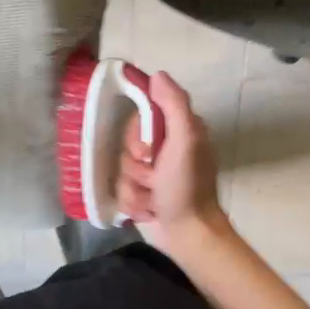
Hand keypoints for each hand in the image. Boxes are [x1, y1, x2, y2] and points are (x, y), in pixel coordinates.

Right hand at [116, 70, 226, 250]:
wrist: (187, 233)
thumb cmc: (187, 187)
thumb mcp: (186, 141)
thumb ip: (173, 105)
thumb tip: (156, 75)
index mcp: (179, 130)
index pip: (142, 114)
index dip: (139, 132)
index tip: (148, 149)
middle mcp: (165, 148)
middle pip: (128, 142)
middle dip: (135, 163)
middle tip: (152, 175)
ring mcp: (153, 173)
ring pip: (122, 167)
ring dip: (134, 186)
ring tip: (152, 197)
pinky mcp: (142, 193)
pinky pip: (122, 189)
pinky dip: (134, 202)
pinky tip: (149, 209)